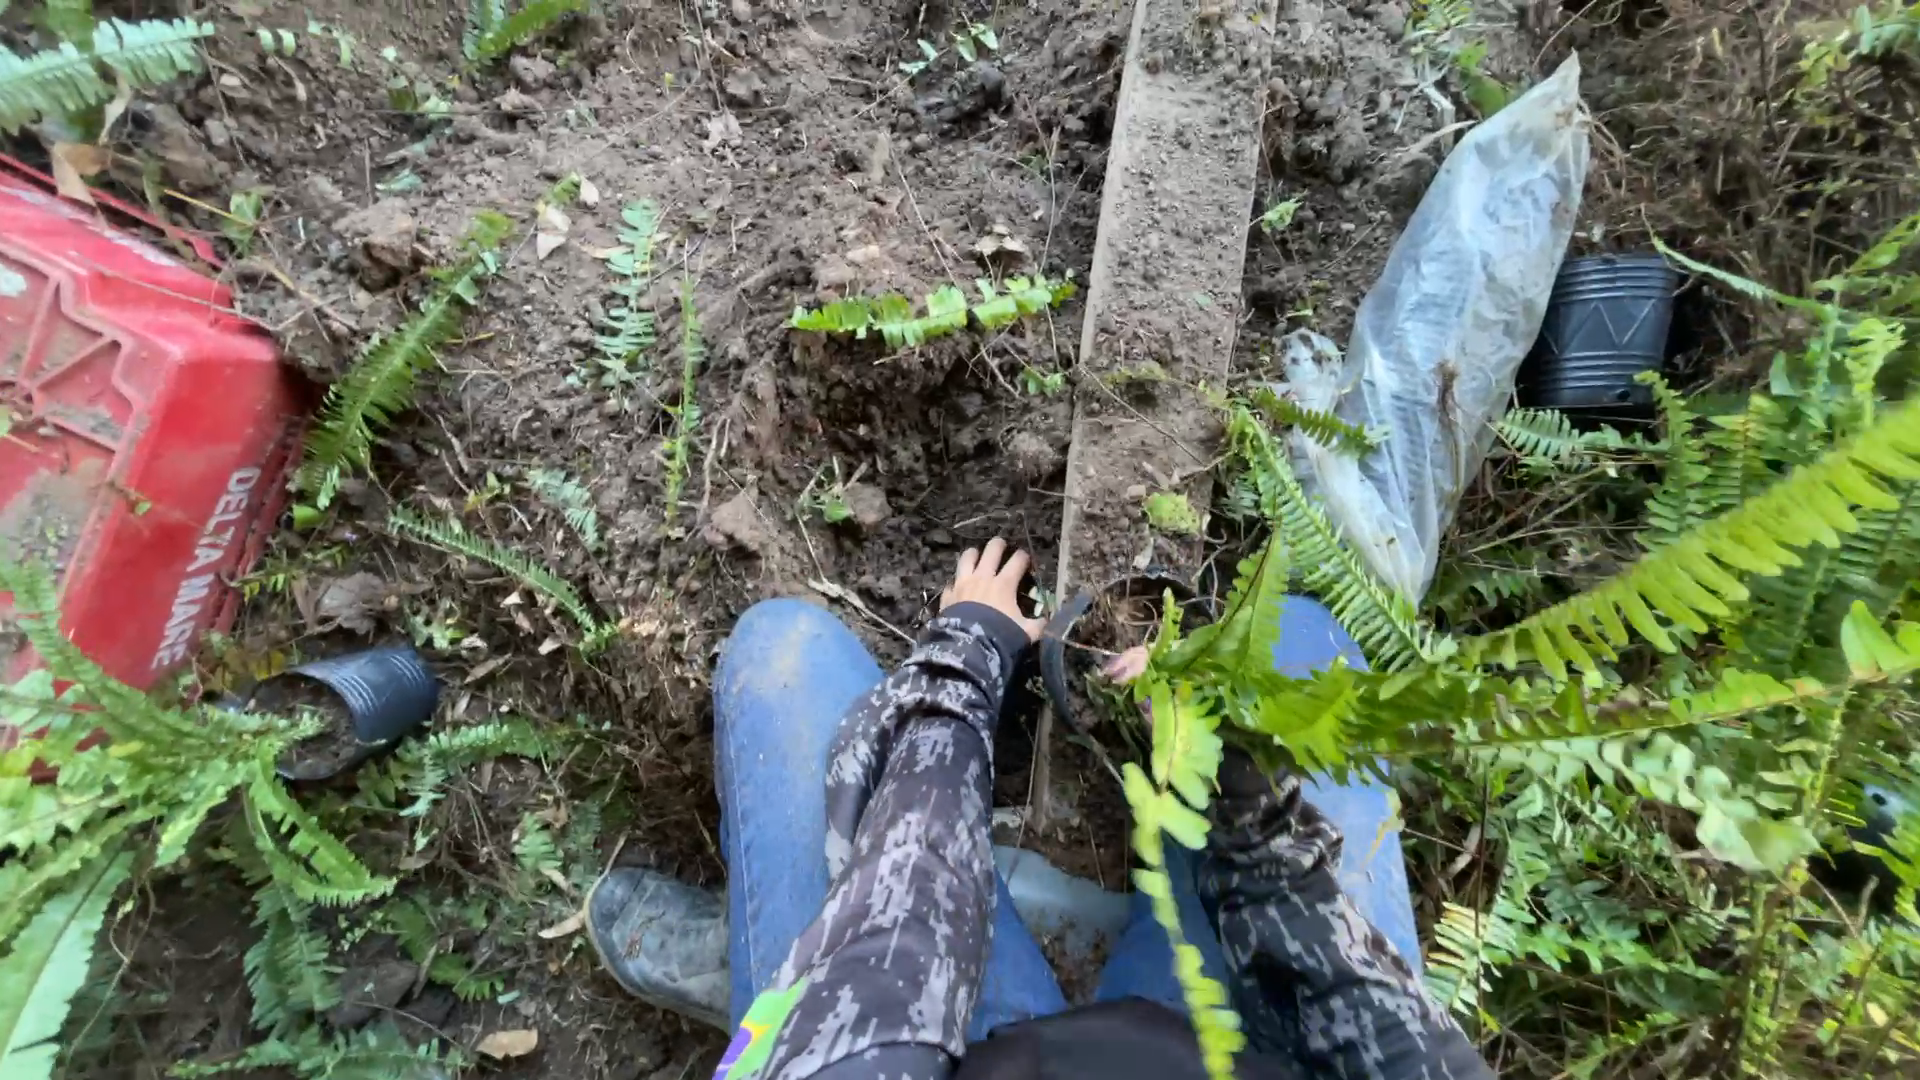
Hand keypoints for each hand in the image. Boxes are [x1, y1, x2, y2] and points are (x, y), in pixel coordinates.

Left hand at [940, 537, 1046, 642]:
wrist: (970, 647)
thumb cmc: (1000, 636)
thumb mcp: (1026, 633)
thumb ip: (1038, 625)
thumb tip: (1046, 621)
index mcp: (1004, 584)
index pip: (1017, 561)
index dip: (1024, 557)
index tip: (1026, 559)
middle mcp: (983, 578)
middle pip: (991, 551)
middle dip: (998, 544)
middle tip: (1001, 544)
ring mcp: (963, 584)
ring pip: (967, 558)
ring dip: (973, 554)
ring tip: (976, 554)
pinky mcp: (949, 595)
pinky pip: (951, 583)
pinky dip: (955, 583)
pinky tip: (957, 586)